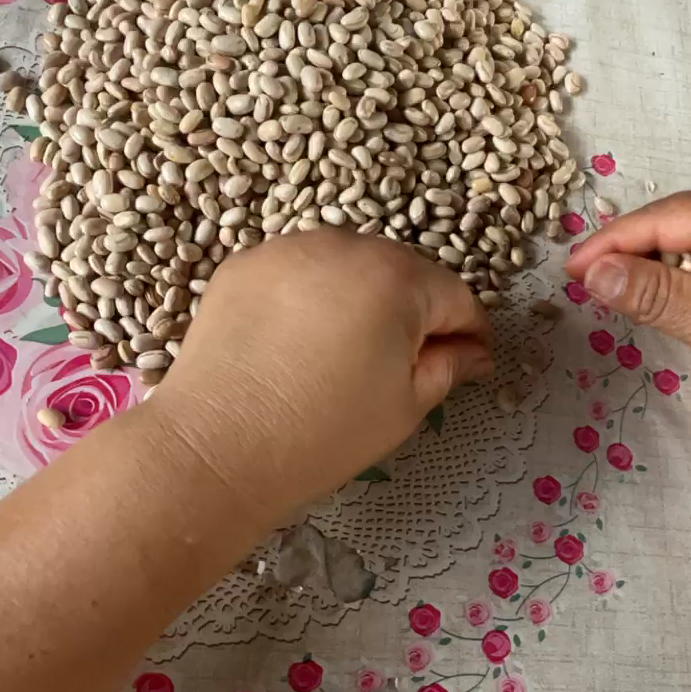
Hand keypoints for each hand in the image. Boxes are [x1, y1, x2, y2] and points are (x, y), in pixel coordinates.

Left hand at [149, 230, 493, 523]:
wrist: (215, 446)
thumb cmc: (324, 433)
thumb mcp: (405, 405)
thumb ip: (449, 366)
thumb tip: (475, 352)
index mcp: (397, 277)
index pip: (455, 297)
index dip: (467, 333)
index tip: (467, 361)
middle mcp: (345, 245)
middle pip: (403, 274)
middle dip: (412, 313)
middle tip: (397, 365)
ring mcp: (289, 247)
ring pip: (349, 267)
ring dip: (360, 299)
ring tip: (340, 353)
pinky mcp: (246, 262)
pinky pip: (301, 272)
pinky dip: (311, 297)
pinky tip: (295, 342)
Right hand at [564, 187, 690, 436]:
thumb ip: (654, 296)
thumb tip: (591, 272)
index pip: (666, 218)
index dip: (612, 241)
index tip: (569, 270)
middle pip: (672, 225)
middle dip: (628, 254)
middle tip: (584, 287)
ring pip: (683, 243)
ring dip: (649, 268)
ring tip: (614, 297)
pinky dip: (674, 279)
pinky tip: (659, 300)